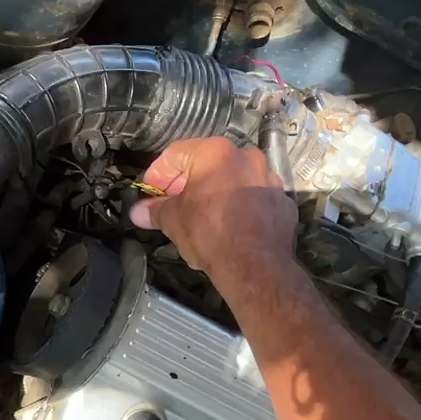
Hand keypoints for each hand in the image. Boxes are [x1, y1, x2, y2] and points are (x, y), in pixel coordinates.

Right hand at [128, 137, 298, 292]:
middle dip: (185, 183)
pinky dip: (237, 206)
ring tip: (199, 217)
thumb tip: (138, 212)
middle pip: (206, 163)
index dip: (157, 174)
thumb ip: (155, 210)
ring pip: (232, 179)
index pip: (175, 154)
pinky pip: (252, 197)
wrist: (255, 266)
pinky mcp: (282, 201)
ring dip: (213, 193)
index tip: (150, 193)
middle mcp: (246, 157)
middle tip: (171, 204)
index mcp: (215, 154)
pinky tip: (226, 226)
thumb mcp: (172, 221)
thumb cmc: (209, 234)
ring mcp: (269, 178)